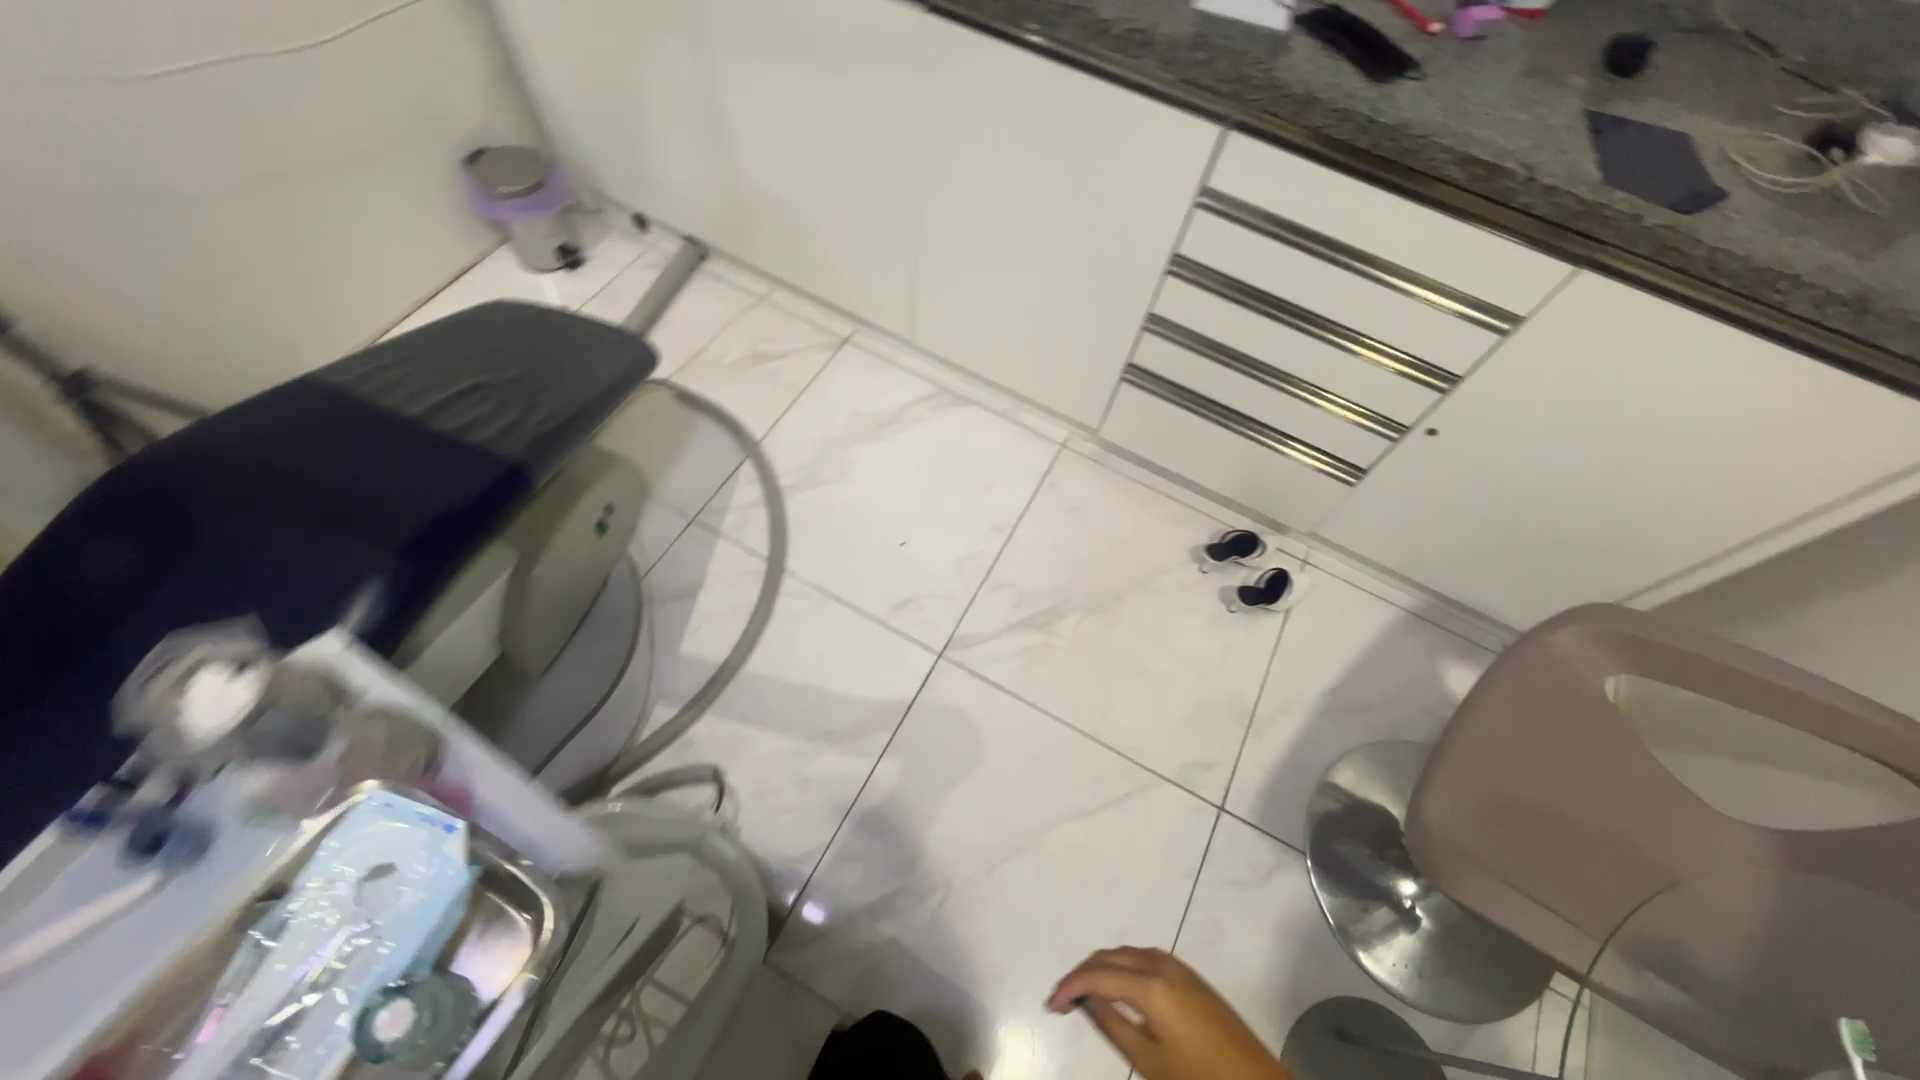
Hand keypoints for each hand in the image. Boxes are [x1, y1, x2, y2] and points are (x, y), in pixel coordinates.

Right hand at [1047, 947, 1290, 1079]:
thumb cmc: (1197, 1075)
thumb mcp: (1147, 1059)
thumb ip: (1111, 1022)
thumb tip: (1087, 998)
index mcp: (1150, 985)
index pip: (1097, 974)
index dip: (1070, 986)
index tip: (1051, 1005)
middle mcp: (1162, 965)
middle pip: (1110, 956)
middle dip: (1082, 973)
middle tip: (1063, 999)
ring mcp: (1179, 967)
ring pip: (1127, 952)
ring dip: (1102, 966)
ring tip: (1085, 993)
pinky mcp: (1190, 976)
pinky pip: (1145, 957)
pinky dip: (1123, 965)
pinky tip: (1117, 987)